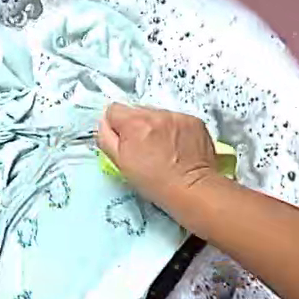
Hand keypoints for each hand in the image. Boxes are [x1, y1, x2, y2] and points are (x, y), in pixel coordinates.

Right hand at [98, 104, 219, 208]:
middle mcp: (156, 114)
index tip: (123, 140)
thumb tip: (104, 124)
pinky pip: (176, 119)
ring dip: (156, 127)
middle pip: (136, 111)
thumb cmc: (156, 182)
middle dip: (136, 126)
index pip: (113, 109)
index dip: (115, 126)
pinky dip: (174, 129)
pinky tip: (176, 147)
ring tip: (162, 149)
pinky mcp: (194, 121)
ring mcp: (177, 116)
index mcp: (134, 123)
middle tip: (144, 149)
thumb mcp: (120, 164)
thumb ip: (106, 138)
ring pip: (156, 114)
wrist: (192, 189)